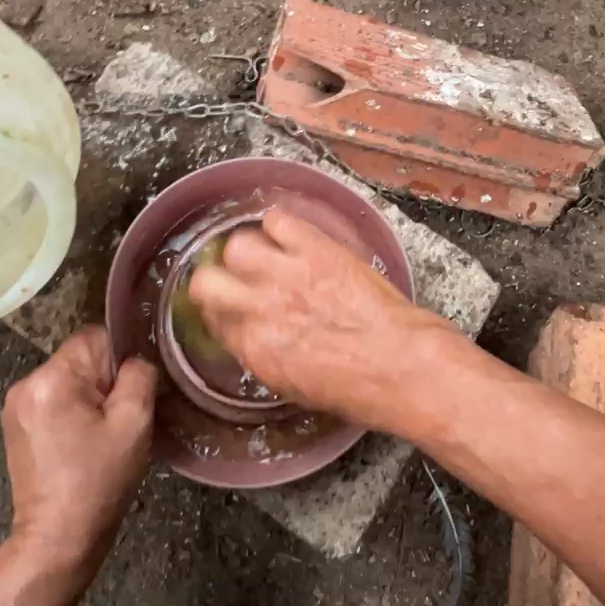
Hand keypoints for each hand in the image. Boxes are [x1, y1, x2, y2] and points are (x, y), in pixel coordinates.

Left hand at [0, 327, 155, 605]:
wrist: (58, 539)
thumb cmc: (98, 479)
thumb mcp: (134, 421)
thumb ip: (139, 373)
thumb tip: (134, 359)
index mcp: (50, 377)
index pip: (96, 337)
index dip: (120, 361)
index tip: (126, 395)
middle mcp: (25, 384)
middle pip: (81, 358)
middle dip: (105, 381)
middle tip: (117, 419)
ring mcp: (16, 407)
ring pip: (70, 379)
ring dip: (90, 397)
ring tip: (101, 434)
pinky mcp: (16, 426)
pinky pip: (56, 399)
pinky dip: (74, 412)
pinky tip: (83, 442)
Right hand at [186, 206, 455, 426]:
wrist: (398, 362)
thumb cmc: (354, 385)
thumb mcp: (293, 383)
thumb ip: (263, 351)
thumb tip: (252, 331)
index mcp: (252, 348)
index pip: (213, 317)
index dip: (219, 308)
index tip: (229, 303)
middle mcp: (259, 308)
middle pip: (206, 281)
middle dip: (216, 277)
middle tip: (236, 276)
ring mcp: (285, 273)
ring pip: (238, 245)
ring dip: (249, 249)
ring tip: (268, 253)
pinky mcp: (315, 248)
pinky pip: (278, 220)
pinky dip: (280, 224)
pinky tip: (292, 235)